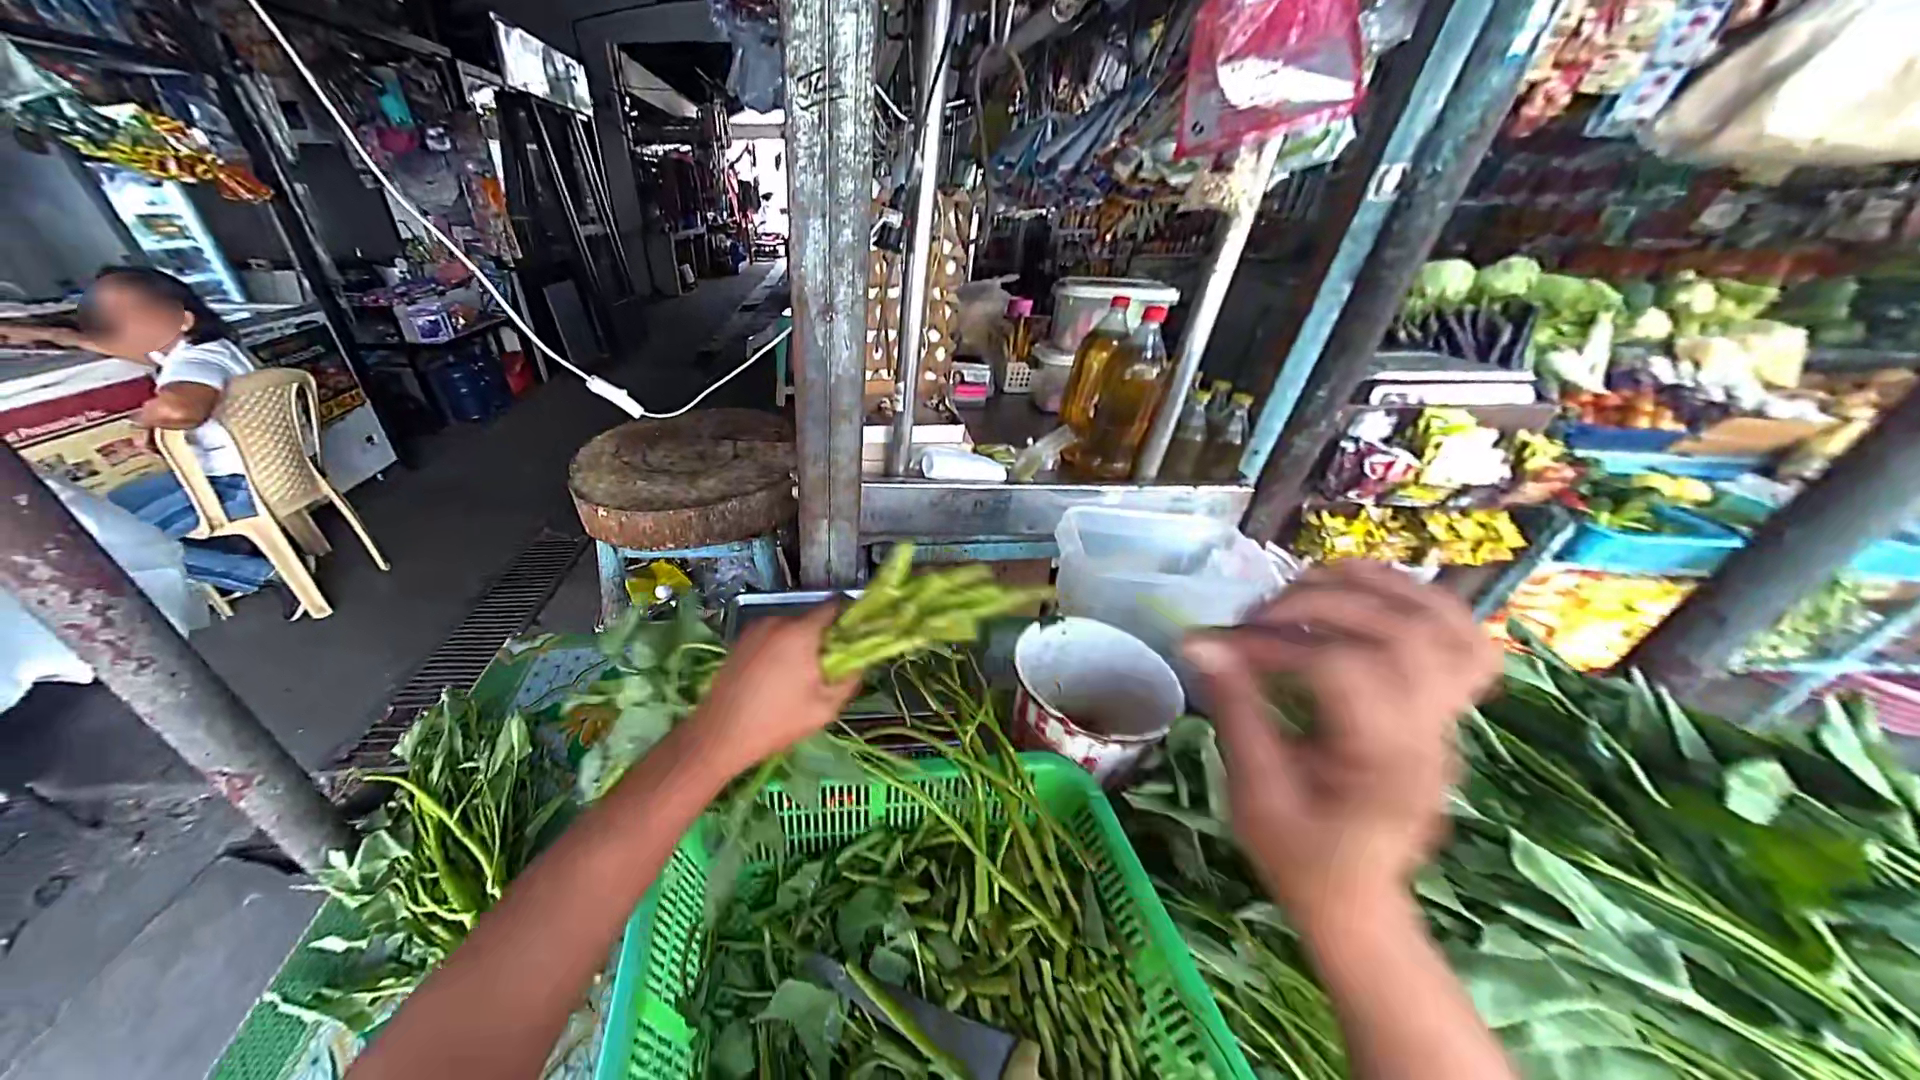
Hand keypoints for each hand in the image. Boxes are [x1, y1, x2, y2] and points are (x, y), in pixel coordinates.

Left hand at [684, 602, 859, 776]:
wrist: (718, 735)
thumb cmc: (776, 721)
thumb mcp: (825, 708)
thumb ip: (850, 679)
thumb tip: (859, 662)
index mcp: (800, 632)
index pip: (834, 606)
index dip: (849, 618)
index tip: (855, 638)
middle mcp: (776, 621)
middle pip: (812, 618)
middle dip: (824, 636)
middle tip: (827, 666)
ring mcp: (754, 629)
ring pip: (791, 628)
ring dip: (801, 643)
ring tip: (800, 675)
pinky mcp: (740, 641)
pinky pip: (772, 636)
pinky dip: (781, 648)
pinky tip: (777, 677)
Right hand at [1182, 561, 1499, 932]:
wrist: (1356, 894)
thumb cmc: (1298, 854)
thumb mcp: (1253, 791)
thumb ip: (1235, 710)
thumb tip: (1199, 643)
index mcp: (1383, 764)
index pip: (1342, 669)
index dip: (1275, 643)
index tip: (1224, 644)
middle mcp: (1432, 735)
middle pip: (1400, 634)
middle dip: (1319, 605)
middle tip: (1259, 616)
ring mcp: (1450, 720)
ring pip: (1445, 625)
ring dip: (1374, 587)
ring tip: (1309, 580)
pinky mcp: (1446, 709)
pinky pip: (1459, 636)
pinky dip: (1413, 597)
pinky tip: (1360, 588)